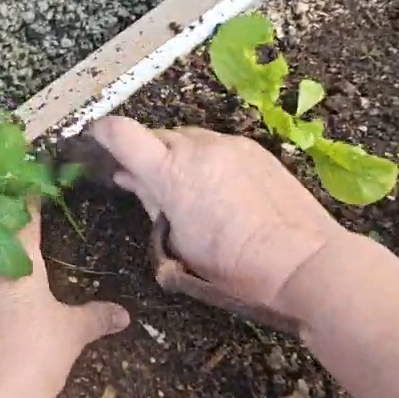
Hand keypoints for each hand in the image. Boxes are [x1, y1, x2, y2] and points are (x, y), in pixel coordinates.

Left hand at [0, 204, 129, 397]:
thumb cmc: (34, 352)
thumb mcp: (71, 333)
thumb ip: (95, 317)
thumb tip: (124, 315)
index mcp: (16, 257)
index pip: (22, 216)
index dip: (28, 199)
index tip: (34, 185)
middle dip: (2, 215)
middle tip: (16, 207)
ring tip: (2, 239)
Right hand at [85, 116, 343, 327]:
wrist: (304, 261)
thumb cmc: (235, 265)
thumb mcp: (180, 243)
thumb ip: (153, 204)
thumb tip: (131, 180)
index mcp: (171, 173)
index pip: (122, 133)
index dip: (102, 132)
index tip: (94, 139)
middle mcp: (197, 148)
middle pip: (155, 136)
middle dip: (144, 154)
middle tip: (142, 181)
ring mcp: (228, 144)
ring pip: (186, 138)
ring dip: (175, 155)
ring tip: (183, 187)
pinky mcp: (253, 148)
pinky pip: (215, 144)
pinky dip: (204, 158)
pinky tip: (215, 187)